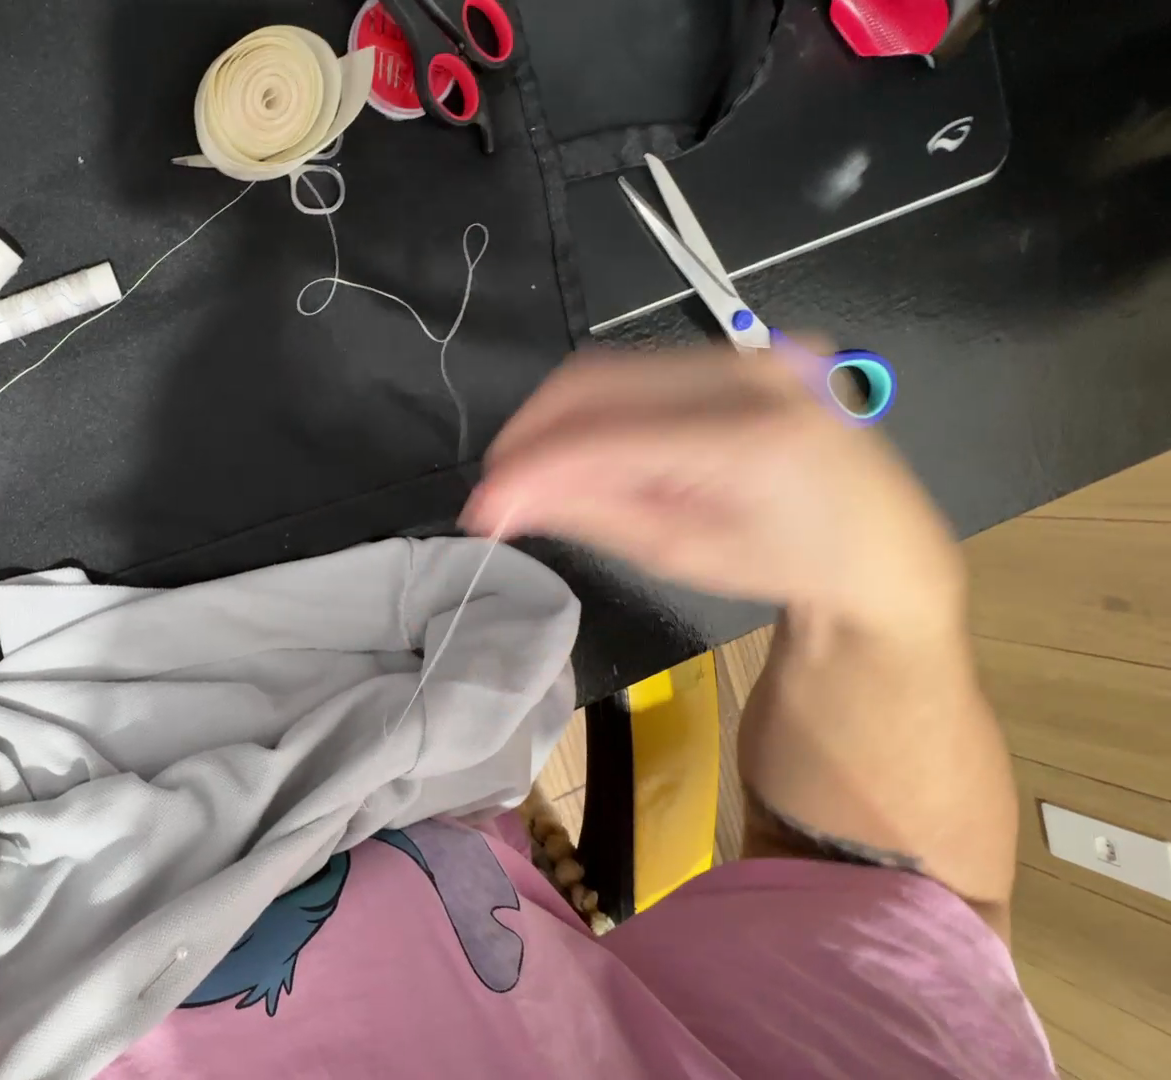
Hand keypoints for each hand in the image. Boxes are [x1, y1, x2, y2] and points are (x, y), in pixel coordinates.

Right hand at [461, 343, 962, 634]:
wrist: (876, 545)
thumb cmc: (779, 564)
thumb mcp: (674, 551)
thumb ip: (584, 513)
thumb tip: (497, 504)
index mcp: (751, 441)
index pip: (606, 440)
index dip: (529, 468)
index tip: (479, 505)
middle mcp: (753, 375)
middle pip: (596, 383)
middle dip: (529, 435)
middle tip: (497, 484)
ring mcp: (752, 352)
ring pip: (608, 370)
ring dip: (553, 420)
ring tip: (534, 469)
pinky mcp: (743, 350)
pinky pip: (637, 370)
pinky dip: (590, 408)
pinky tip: (580, 445)